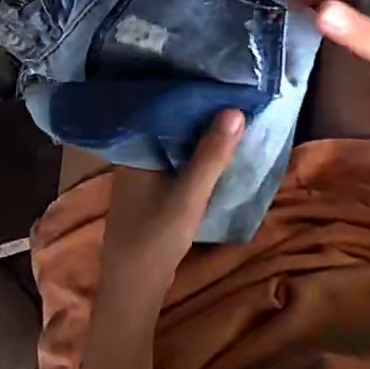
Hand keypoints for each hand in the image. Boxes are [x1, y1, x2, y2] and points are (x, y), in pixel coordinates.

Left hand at [100, 109, 244, 294]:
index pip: (161, 109)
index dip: (189, 95)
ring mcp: (141, 177)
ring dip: (197, 135)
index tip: (218, 80)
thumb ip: (211, 155)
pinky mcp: (150, 193)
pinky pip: (173, 162)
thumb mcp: (189, 195)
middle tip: (231, 93)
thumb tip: (235, 110)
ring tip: (229, 115)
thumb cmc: (156, 237)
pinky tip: (214, 152)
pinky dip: (192, 155)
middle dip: (197, 113)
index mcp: (136, 151)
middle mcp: (134, 158)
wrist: (133, 288)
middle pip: (168, 126)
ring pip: (172, 145)